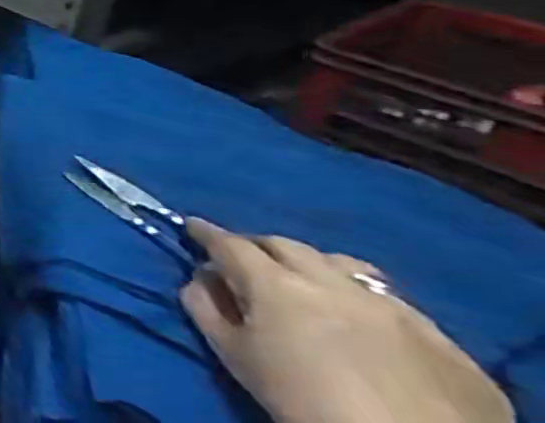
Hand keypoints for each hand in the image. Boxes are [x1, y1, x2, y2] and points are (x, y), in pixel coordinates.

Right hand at [179, 219, 512, 422]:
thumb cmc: (307, 403)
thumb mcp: (237, 359)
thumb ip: (206, 309)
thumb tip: (201, 279)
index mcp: (275, 283)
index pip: (228, 243)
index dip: (205, 233)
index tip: (191, 226)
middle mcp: (330, 281)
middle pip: (284, 245)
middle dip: (258, 246)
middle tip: (246, 260)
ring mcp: (390, 306)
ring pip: (341, 263)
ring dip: (314, 264)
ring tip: (308, 281)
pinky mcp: (438, 338)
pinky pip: (391, 301)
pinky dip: (363, 299)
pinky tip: (365, 322)